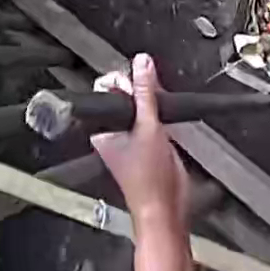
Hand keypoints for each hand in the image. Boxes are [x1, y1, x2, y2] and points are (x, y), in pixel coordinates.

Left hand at [91, 53, 189, 223]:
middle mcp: (113, 130)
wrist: (166, 207)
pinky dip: (159, 107)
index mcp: (103, 128)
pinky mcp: (148, 139)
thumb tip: (142, 63)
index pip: (104, 89)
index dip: (120, 80)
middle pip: (122, 92)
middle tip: (149, 93)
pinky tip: (166, 111)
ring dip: (150, 96)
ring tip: (158, 103)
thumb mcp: (148, 126)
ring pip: (138, 101)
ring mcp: (130, 135)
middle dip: (138, 86)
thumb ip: (145, 92)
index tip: (135, 83)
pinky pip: (151, 113)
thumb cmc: (148, 181)